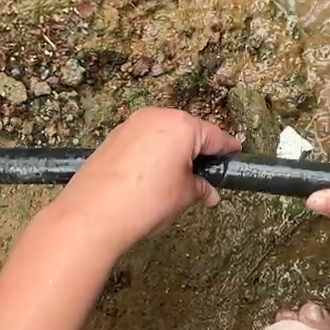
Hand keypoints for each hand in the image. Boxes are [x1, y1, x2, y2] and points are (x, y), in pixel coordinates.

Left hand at [42, 108, 242, 254]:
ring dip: (176, 151)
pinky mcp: (115, 136)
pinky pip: (146, 139)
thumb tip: (210, 192)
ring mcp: (133, 124)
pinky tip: (155, 175)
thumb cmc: (146, 201)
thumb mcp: (184, 195)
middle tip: (207, 174)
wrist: (92, 214)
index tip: (236, 155)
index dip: (228, 149)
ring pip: (165, 133)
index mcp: (181, 125)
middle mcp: (157, 116)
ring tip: (180, 178)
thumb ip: (201, 187)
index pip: (214, 136)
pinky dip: (155, 152)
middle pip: (189, 130)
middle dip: (199, 151)